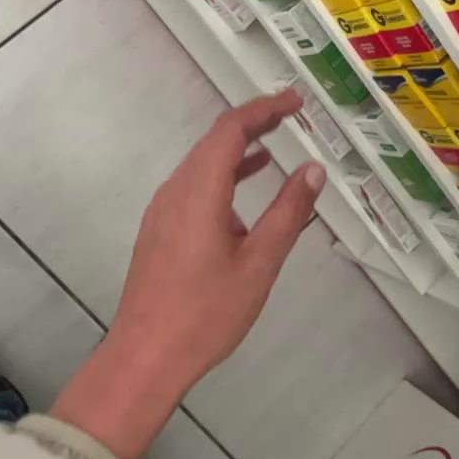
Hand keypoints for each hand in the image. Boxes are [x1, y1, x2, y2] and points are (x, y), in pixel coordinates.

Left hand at [52, 91, 325, 458]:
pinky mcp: (160, 230)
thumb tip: (313, 172)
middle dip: (253, 124)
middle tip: (292, 116)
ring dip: (238, 152)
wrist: (145, 357)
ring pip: (202, 165)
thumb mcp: (258, 264)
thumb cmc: (205, 313)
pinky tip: (244, 194)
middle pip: (214, 141)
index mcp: (199, 191)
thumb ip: (287, 213)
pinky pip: (194, 188)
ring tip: (275, 147)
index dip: (264, 108)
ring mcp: (162, 210)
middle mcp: (175, 191)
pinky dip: (222, 178)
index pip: (230, 130)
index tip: (296, 102)